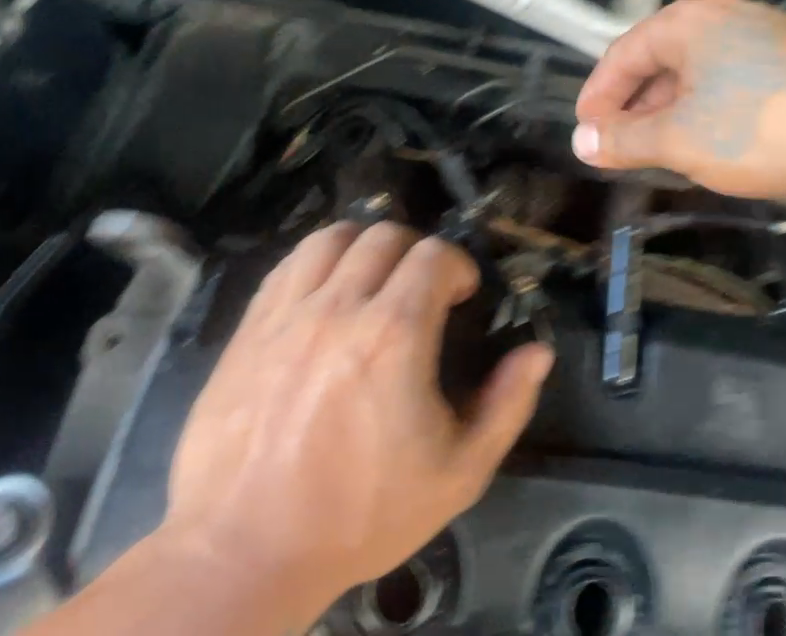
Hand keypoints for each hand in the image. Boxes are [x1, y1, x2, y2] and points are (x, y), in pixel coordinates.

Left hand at [155, 222, 553, 602]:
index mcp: (395, 333)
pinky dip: (315, 263)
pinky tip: (324, 294)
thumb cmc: (362, 514)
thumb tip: (537, 352)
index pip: (433, 254)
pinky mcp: (248, 329)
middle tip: (423, 289)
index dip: (458, 266)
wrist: (248, 549)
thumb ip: (505, 405)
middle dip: (416, 251)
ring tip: (373, 280)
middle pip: (383, 236)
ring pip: (329, 238)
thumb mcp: (458, 473)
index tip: (462, 296)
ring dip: (363, 246)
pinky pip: (286, 266)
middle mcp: (339, 307)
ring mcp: (286, 314)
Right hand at [573, 0, 785, 198]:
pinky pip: (738, 85)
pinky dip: (716, 113)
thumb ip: (626, 140)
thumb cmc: (765, 126)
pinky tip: (722, 146)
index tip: (585, 135)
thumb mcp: (681, 140)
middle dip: (638, 107)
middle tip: (622, 150)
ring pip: (702, 75)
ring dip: (676, 114)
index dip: (597, 97)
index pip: (623, 54)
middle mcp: (727, 15)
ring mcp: (770, 35)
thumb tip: (582, 140)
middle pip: (662, 61)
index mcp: (690, 19)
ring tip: (666, 154)